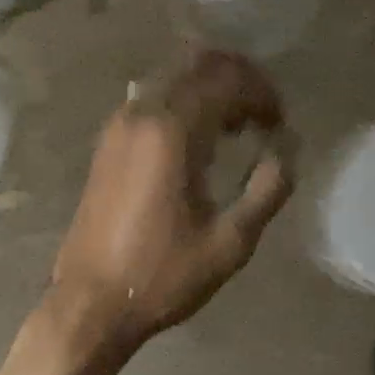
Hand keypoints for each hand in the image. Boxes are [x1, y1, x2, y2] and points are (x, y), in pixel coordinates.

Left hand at [0, 50, 293, 374]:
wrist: (91, 307)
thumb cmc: (161, 280)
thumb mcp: (228, 245)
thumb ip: (266, 191)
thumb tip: (284, 154)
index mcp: (171, 131)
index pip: (228, 79)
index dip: (262, 94)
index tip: (279, 124)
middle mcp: (139, 116)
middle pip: (196, 67)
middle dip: (235, 83)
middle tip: (259, 117)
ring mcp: (115, 132)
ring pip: (169, 83)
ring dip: (204, 94)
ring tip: (230, 130)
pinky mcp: (103, 152)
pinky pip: (148, 106)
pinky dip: (177, 111)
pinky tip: (193, 147)